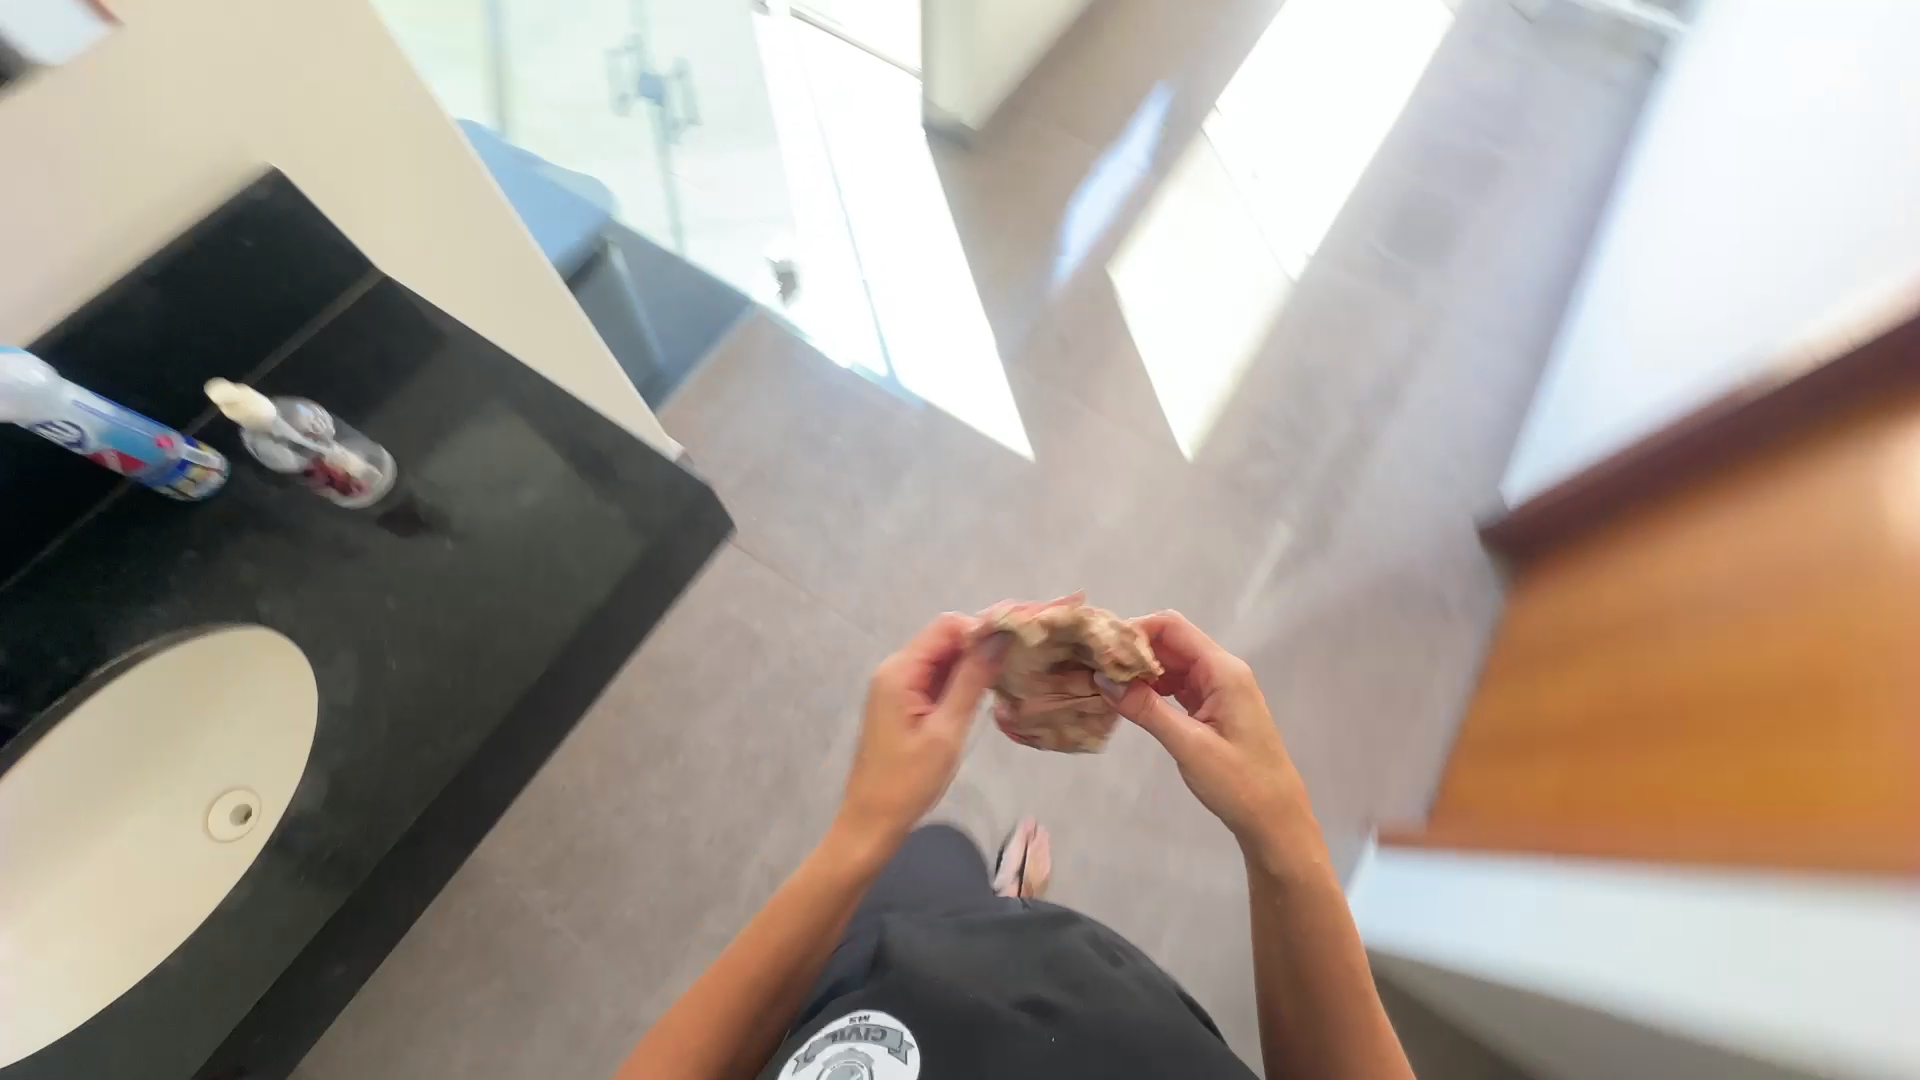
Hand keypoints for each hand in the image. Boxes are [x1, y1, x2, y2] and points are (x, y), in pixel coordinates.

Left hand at [836, 614, 1005, 852]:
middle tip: (1017, 664)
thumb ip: (972, 680)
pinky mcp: (902, 702)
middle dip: (979, 646)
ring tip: (1007, 679)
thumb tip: (999, 637)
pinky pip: (934, 678)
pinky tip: (982, 696)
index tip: (1016, 645)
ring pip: (941, 659)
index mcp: (900, 670)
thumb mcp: (947, 730)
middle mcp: (894, 669)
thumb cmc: (908, 781)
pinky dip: (958, 682)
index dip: (982, 629)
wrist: (871, 823)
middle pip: (944, 639)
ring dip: (971, 665)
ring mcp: (896, 686)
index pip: (947, 626)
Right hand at [1098, 612, 1320, 868]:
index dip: (1135, 630)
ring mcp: (1217, 688)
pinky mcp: (1211, 705)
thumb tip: (1103, 678)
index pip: (1172, 627)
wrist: (1276, 821)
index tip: (1101, 648)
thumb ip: (1146, 709)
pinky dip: (1152, 686)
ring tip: (1105, 681)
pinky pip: (1176, 683)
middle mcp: (1221, 670)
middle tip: (1095, 665)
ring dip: (1140, 669)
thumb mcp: (1189, 745)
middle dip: (1133, 649)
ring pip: (1171, 662)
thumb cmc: (1240, 783)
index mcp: (1222, 670)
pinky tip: (1129, 698)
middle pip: (1170, 641)